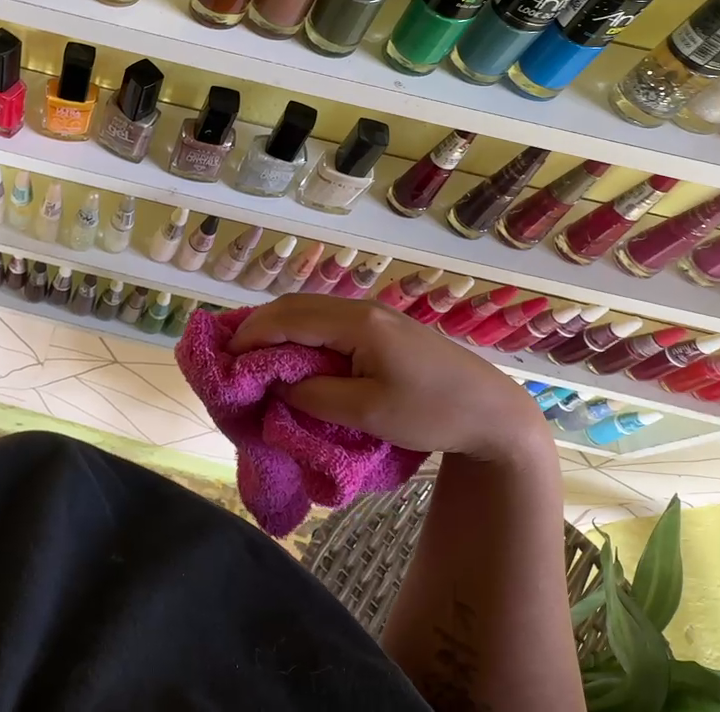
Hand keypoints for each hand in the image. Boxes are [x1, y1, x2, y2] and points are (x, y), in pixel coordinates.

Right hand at [230, 296, 554, 464]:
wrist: (495, 412)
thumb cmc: (433, 413)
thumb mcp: (369, 414)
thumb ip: (315, 396)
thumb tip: (277, 385)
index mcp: (358, 324)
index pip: (289, 318)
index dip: (251, 334)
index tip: (224, 358)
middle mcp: (362, 309)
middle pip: (295, 305)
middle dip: (258, 325)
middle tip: (230, 354)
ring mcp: (374, 315)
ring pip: (310, 310)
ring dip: (278, 327)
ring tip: (253, 355)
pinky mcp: (381, 328)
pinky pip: (327, 320)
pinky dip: (300, 332)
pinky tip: (292, 353)